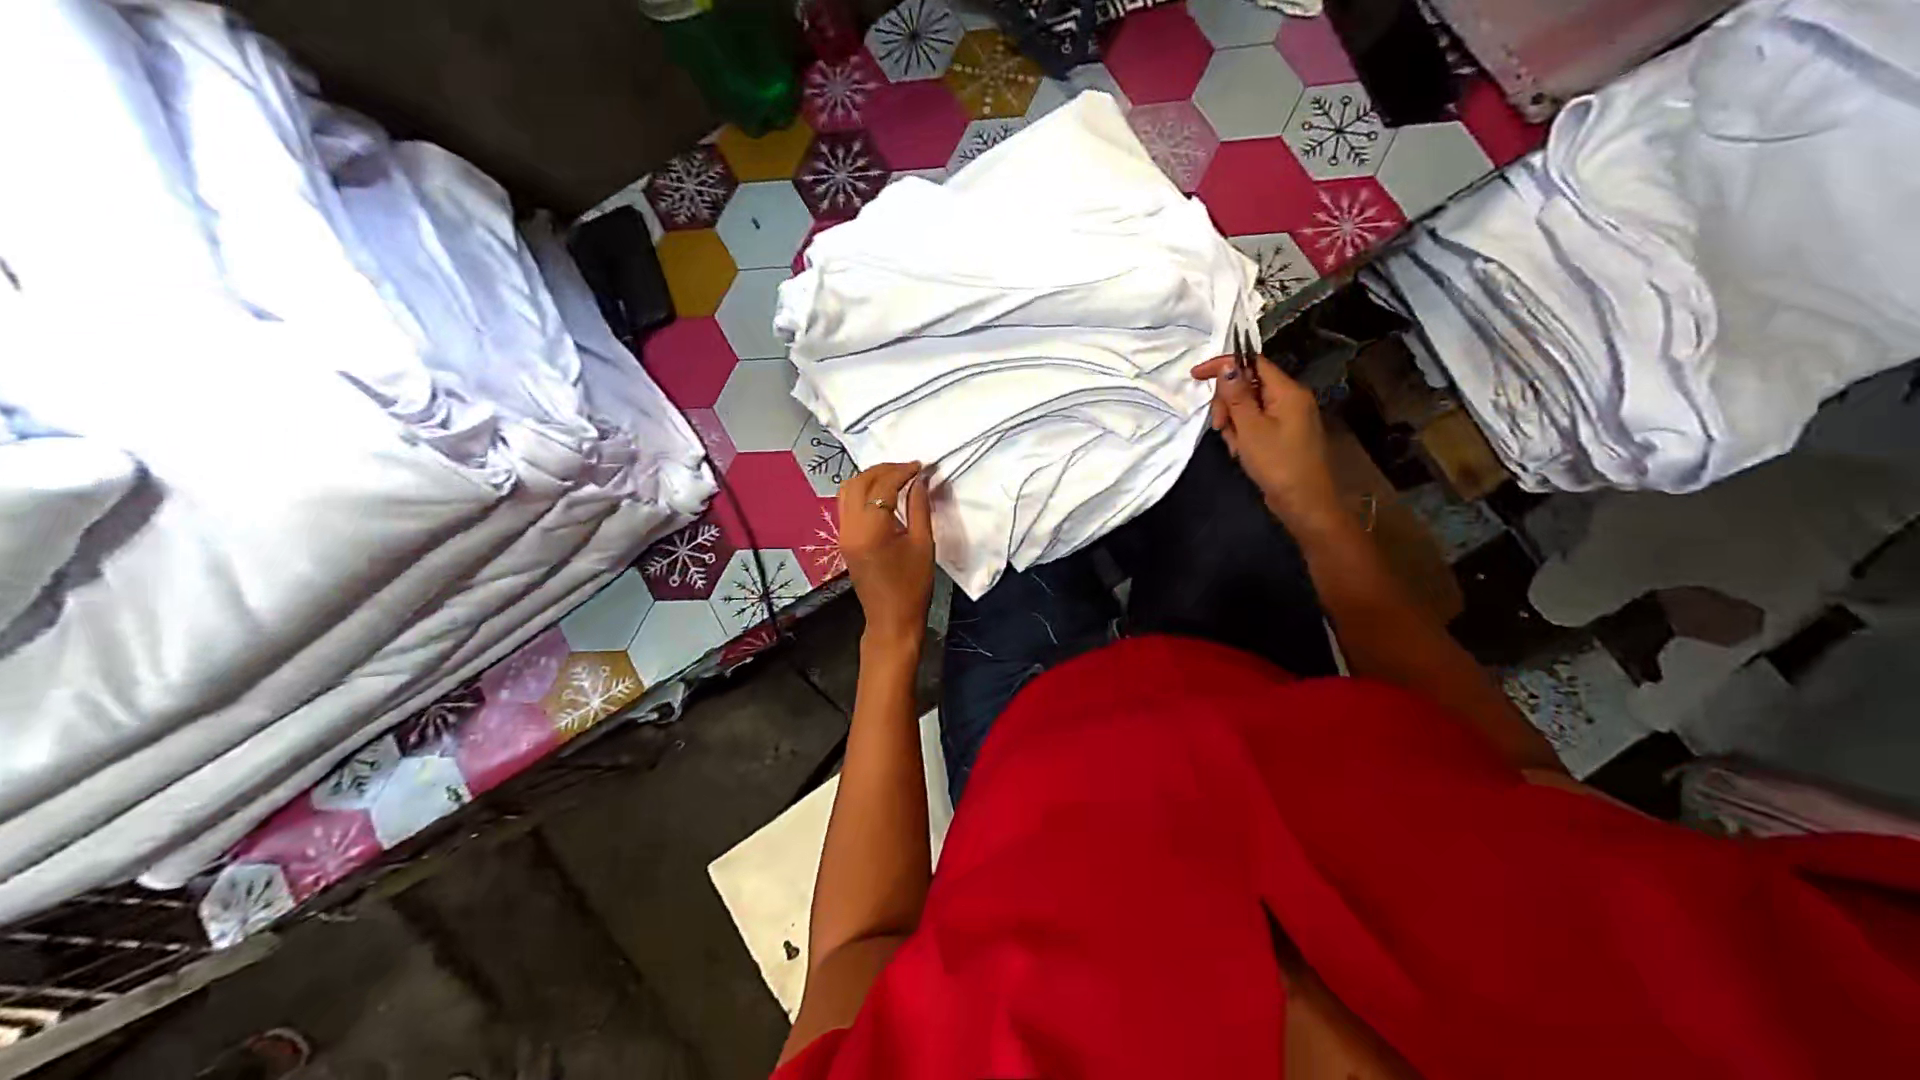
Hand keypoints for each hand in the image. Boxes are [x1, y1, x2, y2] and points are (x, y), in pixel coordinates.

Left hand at [838, 461, 934, 650]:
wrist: (892, 619)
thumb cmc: (913, 585)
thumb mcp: (923, 543)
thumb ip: (919, 507)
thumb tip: (920, 480)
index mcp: (871, 529)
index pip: (883, 486)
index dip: (902, 471)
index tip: (920, 466)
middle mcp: (850, 527)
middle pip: (859, 482)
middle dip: (883, 470)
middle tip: (907, 468)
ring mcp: (843, 534)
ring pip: (848, 491)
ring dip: (869, 478)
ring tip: (895, 477)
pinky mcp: (844, 540)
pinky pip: (847, 505)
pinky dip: (863, 492)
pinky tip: (883, 495)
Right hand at [1191, 352, 1341, 529]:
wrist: (1304, 502)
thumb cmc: (1277, 463)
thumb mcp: (1250, 427)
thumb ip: (1236, 394)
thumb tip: (1227, 365)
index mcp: (1287, 391)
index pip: (1253, 363)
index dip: (1224, 365)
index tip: (1196, 375)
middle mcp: (1291, 399)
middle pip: (1248, 385)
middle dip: (1228, 403)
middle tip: (1220, 426)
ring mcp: (1288, 417)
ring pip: (1249, 407)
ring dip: (1234, 422)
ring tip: (1235, 446)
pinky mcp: (1284, 434)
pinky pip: (1257, 423)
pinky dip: (1244, 434)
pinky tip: (1242, 452)